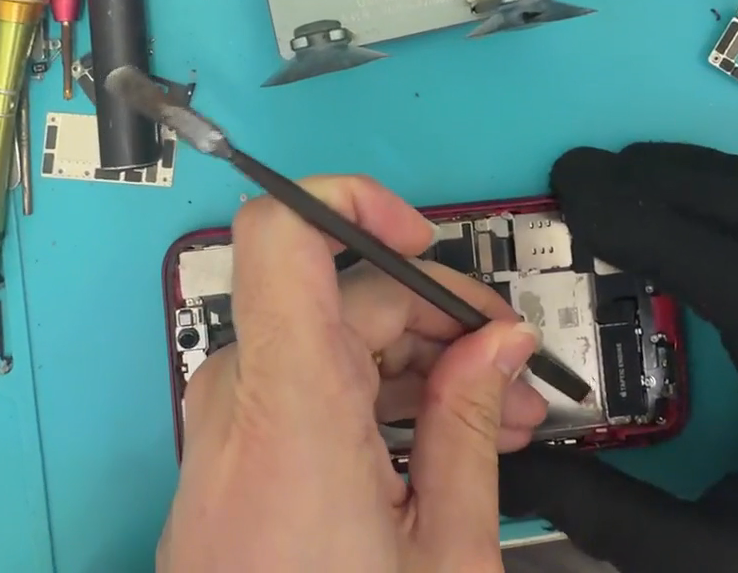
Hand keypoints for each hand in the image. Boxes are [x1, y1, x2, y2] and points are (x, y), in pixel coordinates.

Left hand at [159, 175, 549, 572]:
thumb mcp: (443, 554)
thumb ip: (470, 424)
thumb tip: (499, 343)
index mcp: (288, 407)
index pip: (281, 233)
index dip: (349, 200)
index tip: (420, 235)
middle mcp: (241, 400)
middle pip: (338, 295)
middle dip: (432, 312)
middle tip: (508, 359)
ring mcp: (228, 428)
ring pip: (330, 341)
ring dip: (413, 359)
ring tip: (494, 410)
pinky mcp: (232, 455)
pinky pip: (306, 387)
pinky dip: (370, 392)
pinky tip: (437, 433)